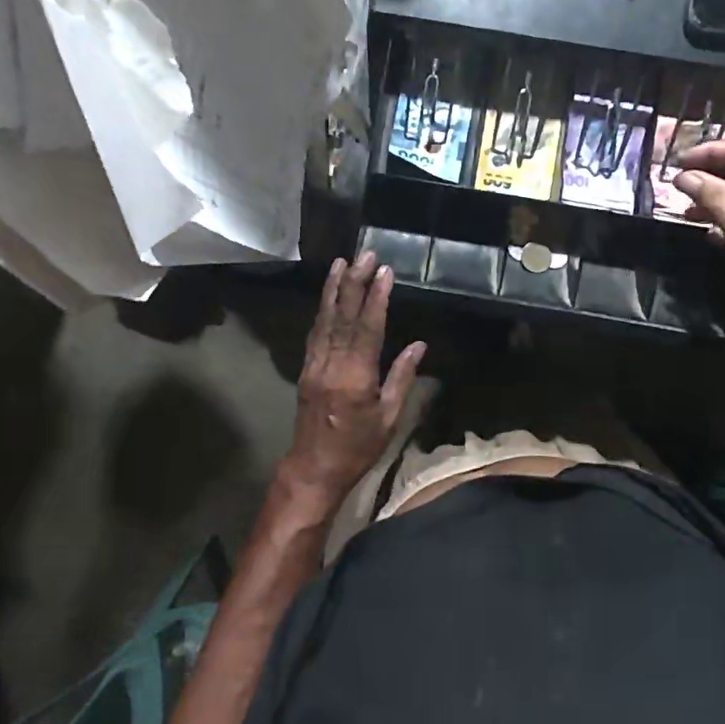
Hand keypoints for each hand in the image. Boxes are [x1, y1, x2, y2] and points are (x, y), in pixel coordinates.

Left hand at [277, 251, 426, 508]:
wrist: (313, 469)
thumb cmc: (358, 448)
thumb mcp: (389, 417)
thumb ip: (402, 378)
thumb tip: (419, 345)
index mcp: (356, 377)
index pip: (368, 328)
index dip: (376, 297)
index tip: (384, 271)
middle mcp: (332, 364)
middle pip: (344, 316)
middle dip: (355, 282)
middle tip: (364, 255)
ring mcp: (315, 364)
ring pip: (325, 319)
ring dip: (334, 289)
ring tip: (342, 263)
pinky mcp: (305, 368)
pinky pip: (315, 332)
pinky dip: (323, 309)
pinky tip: (328, 295)